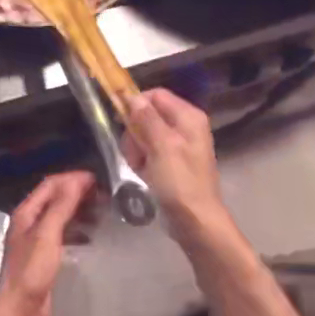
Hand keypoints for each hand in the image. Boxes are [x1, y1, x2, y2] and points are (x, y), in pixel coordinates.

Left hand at [0, 171, 95, 315]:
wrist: (22, 306)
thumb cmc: (32, 270)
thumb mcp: (48, 235)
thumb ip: (61, 207)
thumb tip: (76, 180)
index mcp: (26, 213)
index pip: (50, 185)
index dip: (72, 179)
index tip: (97, 179)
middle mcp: (29, 222)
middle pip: (55, 198)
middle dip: (78, 193)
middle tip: (103, 195)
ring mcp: (36, 239)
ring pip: (60, 216)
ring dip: (79, 211)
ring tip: (101, 212)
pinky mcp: (44, 254)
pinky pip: (62, 234)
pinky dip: (76, 230)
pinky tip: (90, 235)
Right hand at [124, 89, 227, 238]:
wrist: (195, 220)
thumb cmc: (180, 182)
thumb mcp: (162, 147)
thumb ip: (147, 119)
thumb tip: (132, 96)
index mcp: (188, 117)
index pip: (156, 95)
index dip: (136, 105)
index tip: (120, 122)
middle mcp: (185, 127)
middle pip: (148, 116)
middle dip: (135, 133)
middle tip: (134, 153)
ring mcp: (178, 146)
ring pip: (145, 136)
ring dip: (136, 151)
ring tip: (140, 168)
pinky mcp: (172, 163)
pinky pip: (149, 154)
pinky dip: (142, 163)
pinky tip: (143, 175)